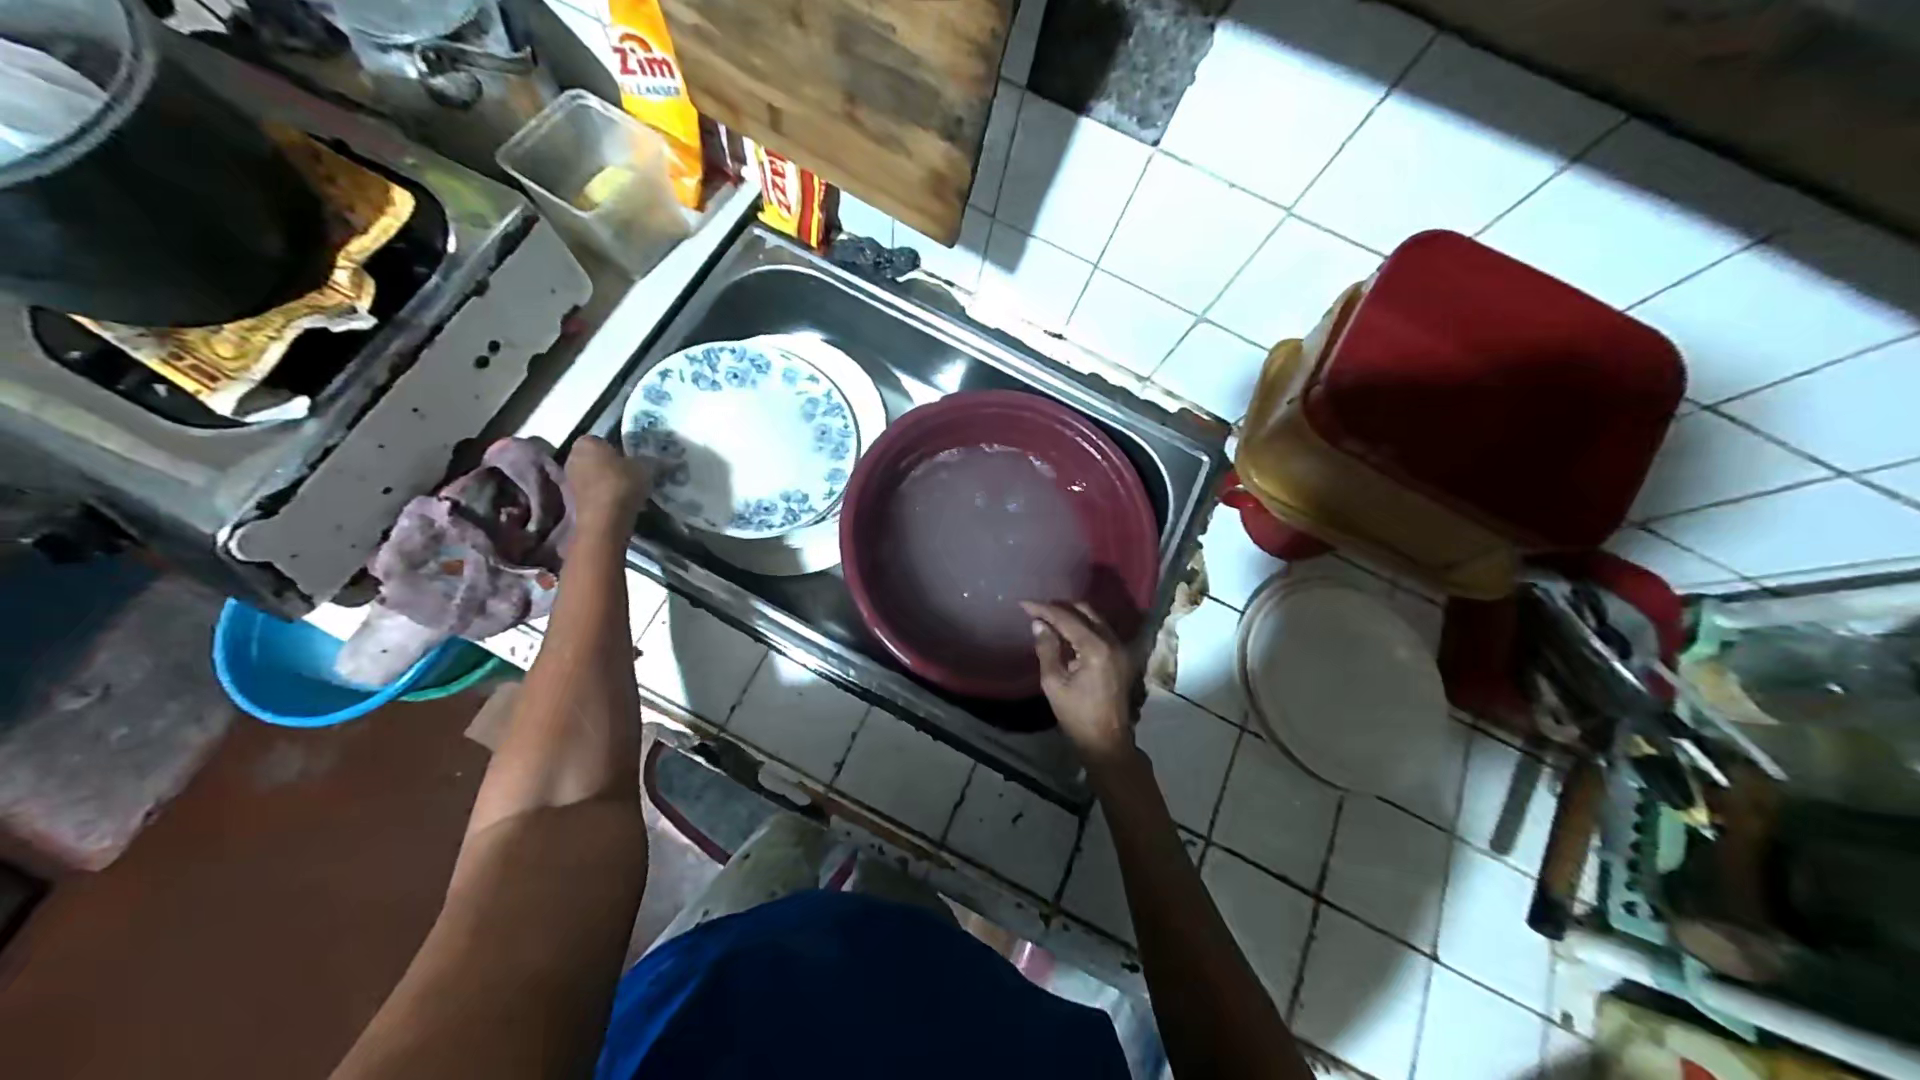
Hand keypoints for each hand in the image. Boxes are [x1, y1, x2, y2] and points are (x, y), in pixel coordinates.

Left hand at [565, 435, 651, 528]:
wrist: (603, 521)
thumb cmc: (621, 484)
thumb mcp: (646, 468)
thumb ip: (654, 462)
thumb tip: (669, 460)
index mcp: (585, 443)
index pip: (602, 440)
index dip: (617, 449)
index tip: (632, 460)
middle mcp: (571, 458)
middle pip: (594, 459)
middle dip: (609, 465)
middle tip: (631, 475)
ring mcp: (567, 481)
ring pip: (591, 477)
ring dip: (604, 483)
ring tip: (626, 493)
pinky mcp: (570, 502)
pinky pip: (590, 494)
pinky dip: (601, 498)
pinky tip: (617, 506)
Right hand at [1022, 601, 1136, 766]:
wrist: (1106, 740)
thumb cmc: (1077, 715)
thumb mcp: (1054, 683)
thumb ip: (1047, 649)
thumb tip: (1039, 624)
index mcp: (1096, 648)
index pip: (1066, 618)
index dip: (1044, 609)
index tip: (1024, 604)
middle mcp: (1112, 641)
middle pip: (1085, 611)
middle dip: (1059, 607)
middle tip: (1036, 611)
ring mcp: (1120, 648)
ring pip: (1095, 618)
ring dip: (1072, 616)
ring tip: (1048, 619)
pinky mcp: (1122, 655)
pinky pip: (1101, 630)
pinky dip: (1083, 626)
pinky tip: (1066, 633)